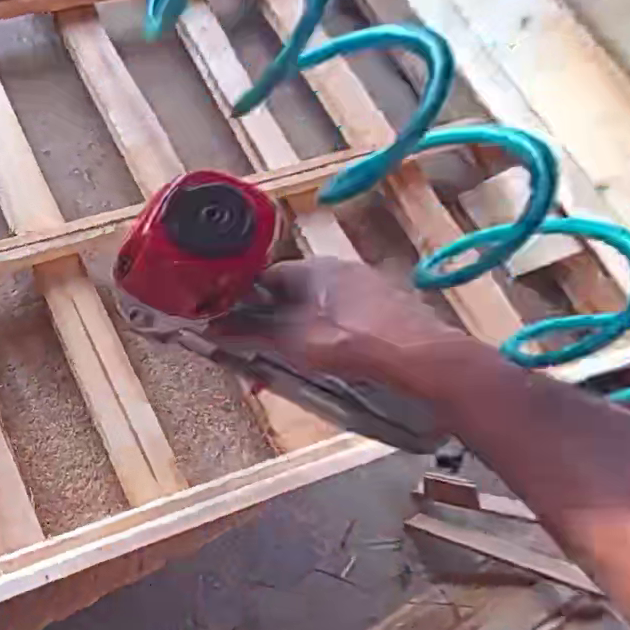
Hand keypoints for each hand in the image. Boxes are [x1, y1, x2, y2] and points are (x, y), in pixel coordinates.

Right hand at [212, 258, 473, 383]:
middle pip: (287, 293)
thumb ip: (247, 330)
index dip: (239, 299)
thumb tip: (210, 327)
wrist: (420, 361)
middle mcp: (341, 269)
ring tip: (278, 360)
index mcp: (315, 267)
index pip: (262, 276)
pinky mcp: (384, 309)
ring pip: (311, 308)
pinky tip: (314, 358)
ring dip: (289, 332)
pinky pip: (335, 318)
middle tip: (249, 348)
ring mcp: (366, 288)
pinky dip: (317, 336)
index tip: (224, 321)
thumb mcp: (286, 339)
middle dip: (264, 321)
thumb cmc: (347, 343)